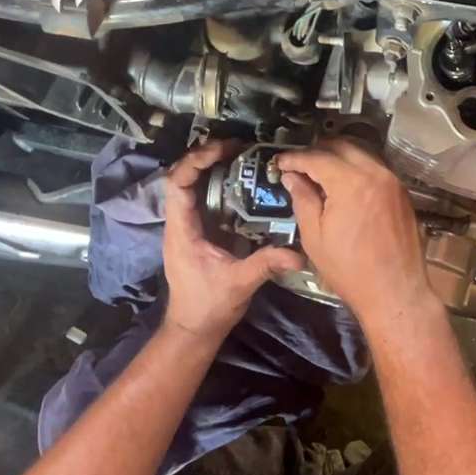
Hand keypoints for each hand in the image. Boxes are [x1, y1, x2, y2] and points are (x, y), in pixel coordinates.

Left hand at [160, 139, 304, 343]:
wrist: (194, 328)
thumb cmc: (207, 306)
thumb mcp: (239, 284)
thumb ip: (266, 265)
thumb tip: (298, 253)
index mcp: (182, 231)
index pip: (177, 184)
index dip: (195, 161)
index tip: (221, 149)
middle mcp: (181, 223)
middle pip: (182, 177)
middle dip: (205, 156)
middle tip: (237, 145)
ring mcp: (189, 226)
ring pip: (192, 185)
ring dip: (212, 167)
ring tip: (242, 154)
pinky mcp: (201, 231)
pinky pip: (205, 199)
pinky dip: (220, 184)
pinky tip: (244, 179)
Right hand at [276, 141, 435, 320]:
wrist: (395, 291)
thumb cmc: (350, 269)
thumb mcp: (315, 236)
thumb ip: (303, 200)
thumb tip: (293, 177)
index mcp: (351, 182)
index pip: (317, 158)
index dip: (295, 158)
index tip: (280, 162)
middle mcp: (375, 173)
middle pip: (342, 147)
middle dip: (318, 151)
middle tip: (299, 163)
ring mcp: (392, 181)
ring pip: (362, 155)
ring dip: (339, 157)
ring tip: (320, 172)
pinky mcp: (402, 192)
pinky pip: (375, 169)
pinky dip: (357, 169)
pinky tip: (345, 185)